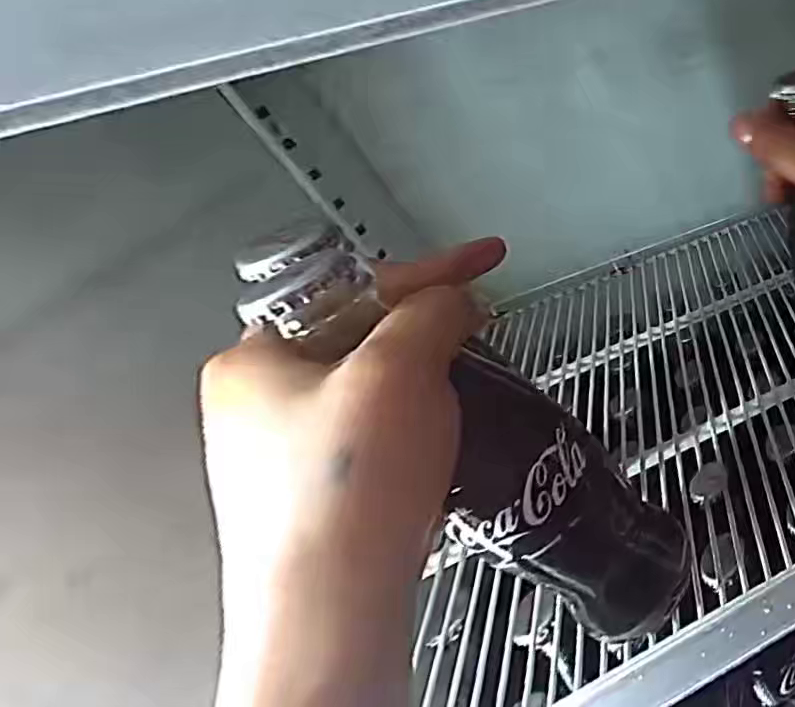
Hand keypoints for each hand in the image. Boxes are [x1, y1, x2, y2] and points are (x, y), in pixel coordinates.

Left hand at [200, 237, 504, 706]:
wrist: (337, 592)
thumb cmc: (350, 484)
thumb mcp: (398, 367)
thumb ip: (431, 311)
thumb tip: (455, 299)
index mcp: (257, 361)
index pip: (356, 285)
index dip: (431, 267)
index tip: (484, 255)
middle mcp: (266, 394)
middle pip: (370, 323)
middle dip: (434, 314)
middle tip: (480, 314)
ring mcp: (298, 434)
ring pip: (385, 365)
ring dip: (438, 355)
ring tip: (475, 360)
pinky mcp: (335, 466)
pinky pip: (392, 404)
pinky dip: (432, 392)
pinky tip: (456, 406)